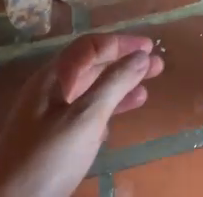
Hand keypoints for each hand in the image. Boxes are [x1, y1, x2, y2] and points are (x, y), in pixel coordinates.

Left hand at [0, 33, 165, 196]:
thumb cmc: (45, 160)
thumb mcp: (85, 118)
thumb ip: (114, 83)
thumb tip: (140, 55)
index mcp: (52, 78)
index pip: (90, 47)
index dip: (120, 43)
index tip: (149, 48)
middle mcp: (47, 93)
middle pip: (89, 67)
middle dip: (123, 64)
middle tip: (156, 67)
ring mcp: (45, 120)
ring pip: (87, 94)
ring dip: (116, 90)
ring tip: (145, 93)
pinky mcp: (47, 145)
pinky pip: (80, 117)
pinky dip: (101, 114)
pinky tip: (115, 124)